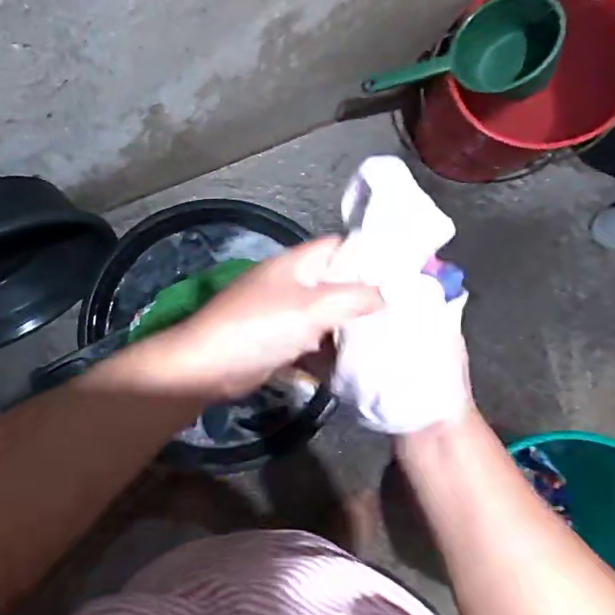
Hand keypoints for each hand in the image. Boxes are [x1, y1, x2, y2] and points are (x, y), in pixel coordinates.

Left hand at [137, 237, 382, 400]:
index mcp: (295, 264)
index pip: (342, 247)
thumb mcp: (313, 307)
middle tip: (404, 314)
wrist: (206, 368)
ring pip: (326, 316)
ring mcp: (280, 314)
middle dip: (366, 298)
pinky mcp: (275, 343)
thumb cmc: (258, 329)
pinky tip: (353, 365)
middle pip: (337, 283)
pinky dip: (329, 352)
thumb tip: (386, 293)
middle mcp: (289, 284)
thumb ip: (355, 297)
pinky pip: (311, 342)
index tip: (408, 273)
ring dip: (349, 329)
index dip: (373, 255)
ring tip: (388, 341)